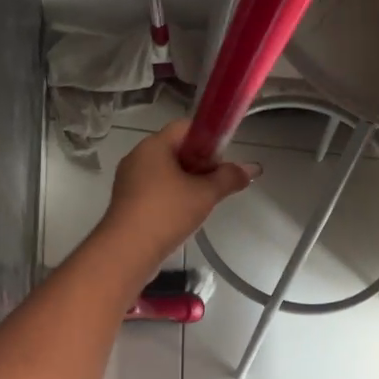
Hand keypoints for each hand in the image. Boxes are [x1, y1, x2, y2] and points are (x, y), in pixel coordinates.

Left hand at [94, 121, 259, 269]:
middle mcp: (137, 156)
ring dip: (185, 184)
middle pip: (175, 151)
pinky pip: (153, 191)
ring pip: (164, 173)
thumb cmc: (166, 214)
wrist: (127, 251)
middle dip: (199, 165)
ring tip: (200, 205)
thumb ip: (228, 178)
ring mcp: (128, 180)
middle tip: (214, 187)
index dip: (208, 140)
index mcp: (154, 145)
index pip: (186, 128)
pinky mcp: (126, 202)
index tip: (220, 163)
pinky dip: (170, 198)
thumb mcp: (204, 195)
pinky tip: (180, 218)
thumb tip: (252, 168)